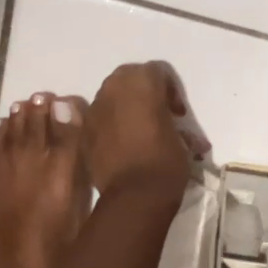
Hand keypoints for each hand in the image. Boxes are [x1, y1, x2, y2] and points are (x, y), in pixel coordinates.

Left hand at [83, 61, 204, 202]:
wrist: (135, 195)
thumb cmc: (165, 162)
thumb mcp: (183, 140)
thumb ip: (176, 125)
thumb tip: (181, 133)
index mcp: (142, 81)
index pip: (159, 72)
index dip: (172, 92)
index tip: (178, 115)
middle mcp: (114, 87)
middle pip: (131, 78)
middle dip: (145, 93)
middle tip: (157, 116)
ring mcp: (94, 109)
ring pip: (111, 97)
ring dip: (125, 108)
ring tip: (138, 132)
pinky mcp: (83, 131)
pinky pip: (99, 119)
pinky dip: (110, 126)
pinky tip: (122, 146)